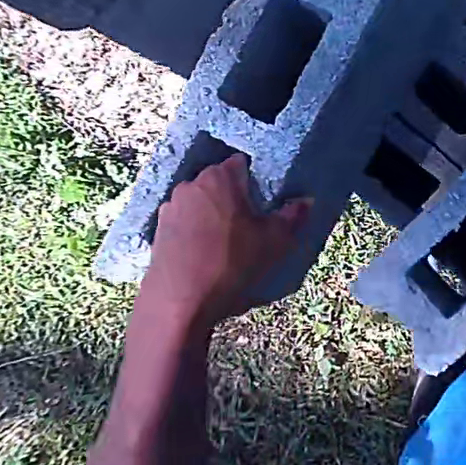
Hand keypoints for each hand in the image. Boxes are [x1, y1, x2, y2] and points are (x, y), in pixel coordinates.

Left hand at [140, 153, 311, 327]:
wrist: (180, 300)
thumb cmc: (231, 263)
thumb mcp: (273, 241)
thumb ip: (292, 217)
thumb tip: (306, 201)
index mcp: (220, 178)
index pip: (244, 164)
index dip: (259, 180)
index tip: (268, 201)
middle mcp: (191, 184)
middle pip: (221, 182)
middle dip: (237, 197)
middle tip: (253, 222)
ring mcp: (171, 206)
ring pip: (202, 202)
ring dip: (216, 213)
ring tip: (229, 240)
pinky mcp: (159, 228)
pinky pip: (187, 221)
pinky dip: (198, 230)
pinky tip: (207, 252)